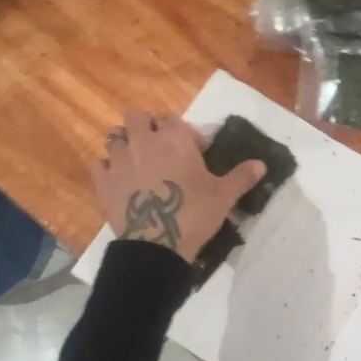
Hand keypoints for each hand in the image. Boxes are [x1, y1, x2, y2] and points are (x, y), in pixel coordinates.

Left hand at [91, 108, 266, 261]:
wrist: (157, 244)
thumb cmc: (194, 215)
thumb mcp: (224, 196)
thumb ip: (241, 177)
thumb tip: (262, 164)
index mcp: (174, 139)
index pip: (172, 117)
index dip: (181, 131)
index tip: (192, 150)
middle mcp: (143, 141)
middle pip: (135, 116)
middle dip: (146, 126)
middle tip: (158, 148)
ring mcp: (119, 160)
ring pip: (114, 136)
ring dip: (124, 143)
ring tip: (136, 161)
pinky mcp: (103, 182)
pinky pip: (99, 164)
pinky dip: (106, 168)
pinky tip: (118, 179)